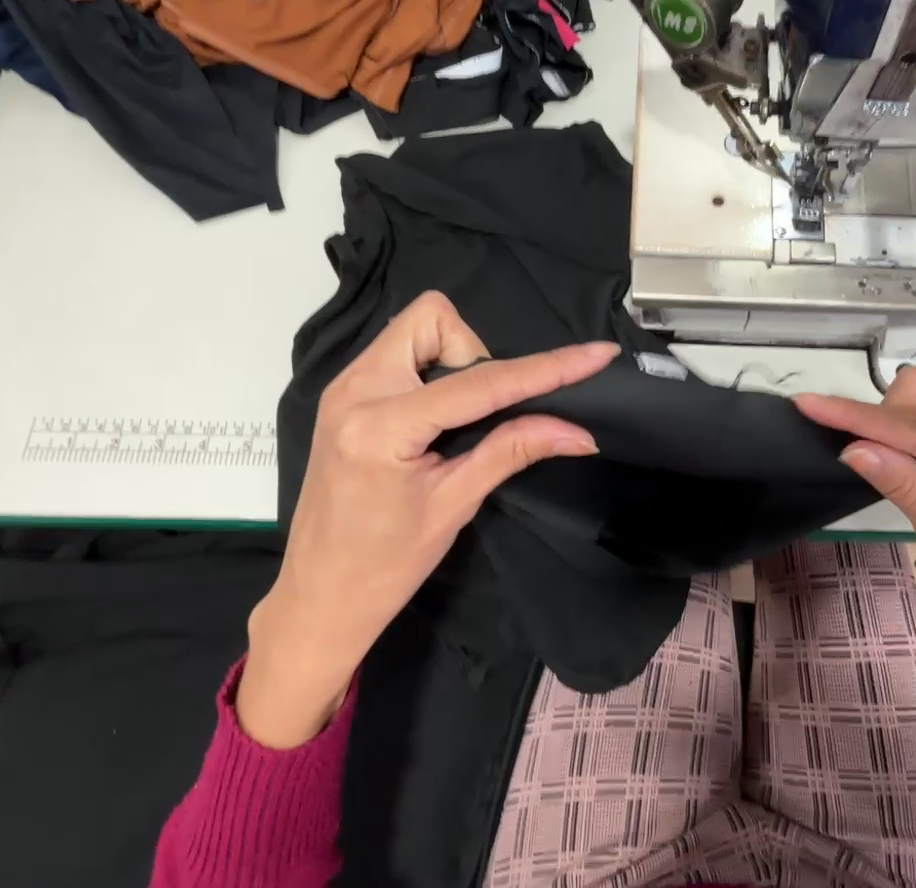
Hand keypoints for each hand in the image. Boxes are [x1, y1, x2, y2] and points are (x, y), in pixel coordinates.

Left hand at [240, 292, 618, 747]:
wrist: (319, 595)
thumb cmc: (385, 565)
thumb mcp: (456, 503)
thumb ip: (514, 449)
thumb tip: (579, 431)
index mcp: (382, 426)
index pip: (482, 381)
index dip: (546, 368)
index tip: (596, 354)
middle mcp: (355, 389)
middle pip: (435, 320)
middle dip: (475, 354)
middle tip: (480, 416)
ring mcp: (344, 386)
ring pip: (419, 328)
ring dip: (454, 362)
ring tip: (455, 423)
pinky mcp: (345, 393)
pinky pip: (402, 351)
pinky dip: (434, 372)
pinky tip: (436, 419)